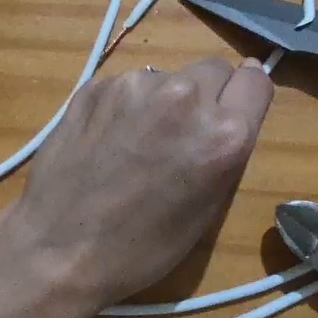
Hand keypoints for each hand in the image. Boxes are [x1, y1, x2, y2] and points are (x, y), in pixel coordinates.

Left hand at [1, 58, 274, 317]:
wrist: (60, 248)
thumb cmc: (143, 247)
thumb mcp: (209, 207)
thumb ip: (226, 150)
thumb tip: (231, 110)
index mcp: (224, 132)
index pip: (256, 80)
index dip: (245, 98)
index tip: (232, 113)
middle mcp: (185, 96)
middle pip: (213, 69)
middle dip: (206, 95)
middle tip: (181, 135)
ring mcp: (136, 85)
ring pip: (168, 76)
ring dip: (163, 100)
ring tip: (137, 143)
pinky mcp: (96, 85)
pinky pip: (128, 85)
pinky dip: (126, 105)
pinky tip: (108, 140)